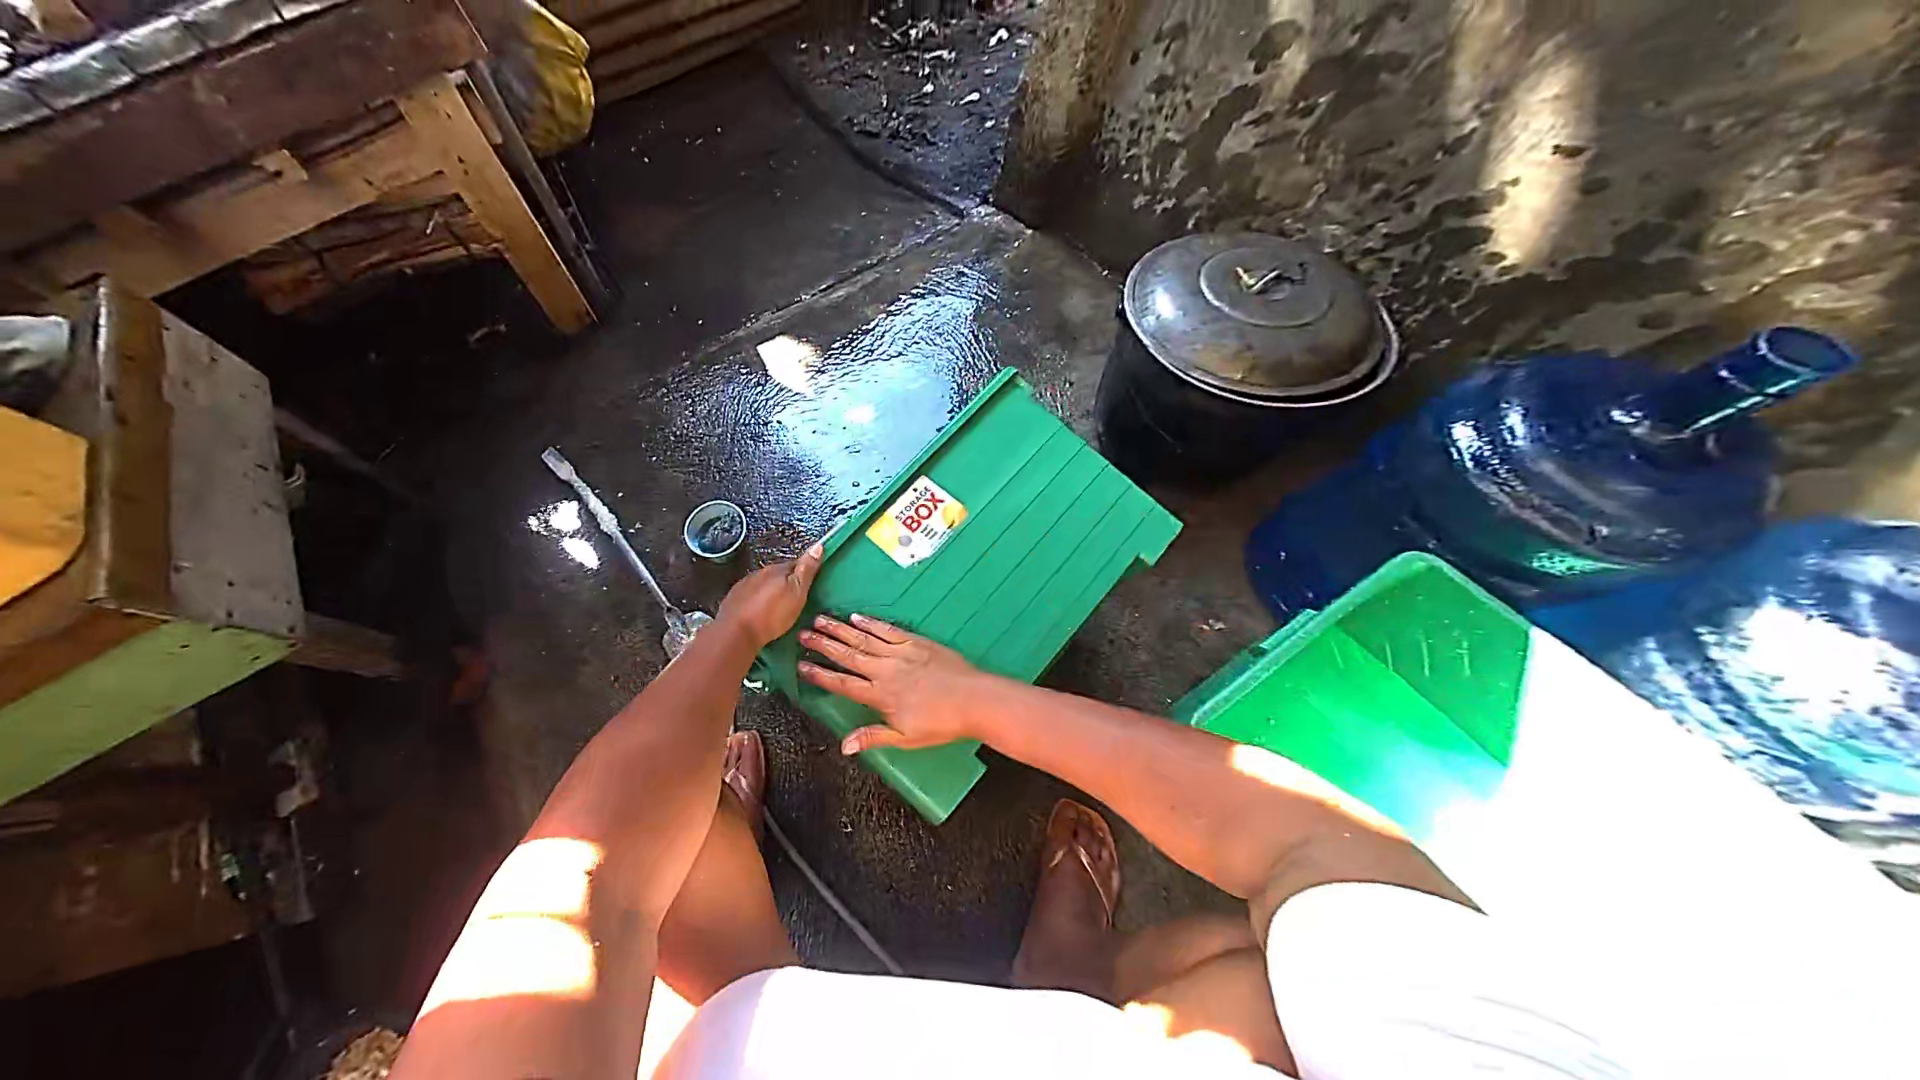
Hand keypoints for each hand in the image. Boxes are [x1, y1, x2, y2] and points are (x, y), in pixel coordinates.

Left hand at [715, 542, 823, 647]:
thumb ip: (807, 570)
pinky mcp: (734, 600)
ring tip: (779, 609)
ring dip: (771, 593)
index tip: (811, 583)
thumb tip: (817, 547)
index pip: (796, 565)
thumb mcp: (798, 593)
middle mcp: (759, 574)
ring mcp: (744, 586)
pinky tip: (761, 614)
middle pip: (778, 575)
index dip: (805, 574)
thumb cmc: (770, 616)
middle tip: (796, 598)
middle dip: (787, 583)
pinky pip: (750, 597)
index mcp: (777, 570)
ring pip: (763, 585)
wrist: (737, 634)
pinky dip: (757, 602)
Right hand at [797, 614, 988, 753]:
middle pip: (848, 656)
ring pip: (864, 638)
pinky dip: (870, 623)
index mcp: (881, 696)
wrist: (974, 699)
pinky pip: (888, 630)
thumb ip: (873, 737)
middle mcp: (886, 671)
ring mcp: (901, 654)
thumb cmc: (942, 723)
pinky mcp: (916, 642)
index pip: (843, 684)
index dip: (821, 675)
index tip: (802, 666)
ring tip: (821, 620)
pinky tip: (856, 617)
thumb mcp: (906, 738)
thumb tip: (844, 745)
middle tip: (803, 635)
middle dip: (823, 645)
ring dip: (840, 629)